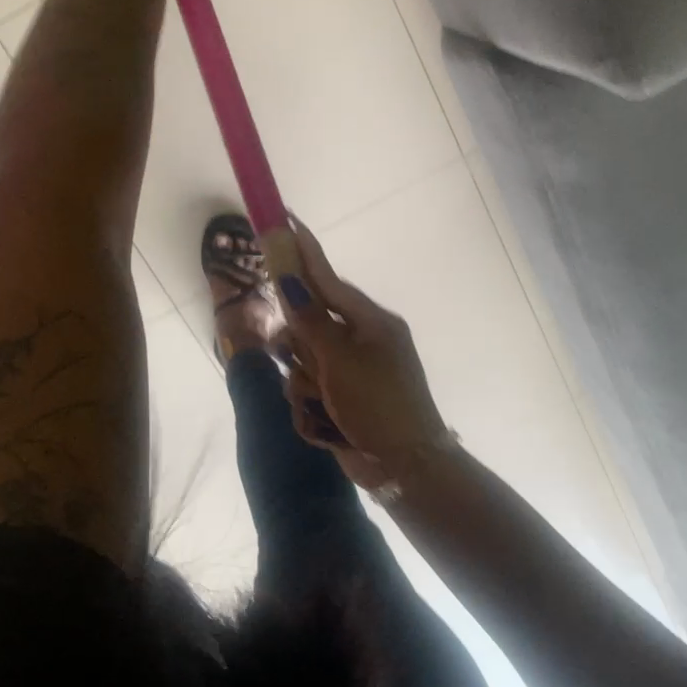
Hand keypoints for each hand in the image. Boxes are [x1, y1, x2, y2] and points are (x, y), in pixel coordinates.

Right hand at [277, 222, 450, 492]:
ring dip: (306, 386)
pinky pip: (307, 391)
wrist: (404, 466)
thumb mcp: (340, 359)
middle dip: (300, 350)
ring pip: (300, 363)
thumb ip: (310, 319)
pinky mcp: (341, 400)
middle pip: (305, 325)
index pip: (326, 278)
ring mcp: (350, 372)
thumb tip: (289, 278)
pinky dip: (312, 410)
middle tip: (307, 367)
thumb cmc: (378, 403)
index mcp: (369, 321)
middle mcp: (358, 341)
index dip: (301, 251)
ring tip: (325, 406)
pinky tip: (328, 426)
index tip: (282, 219)